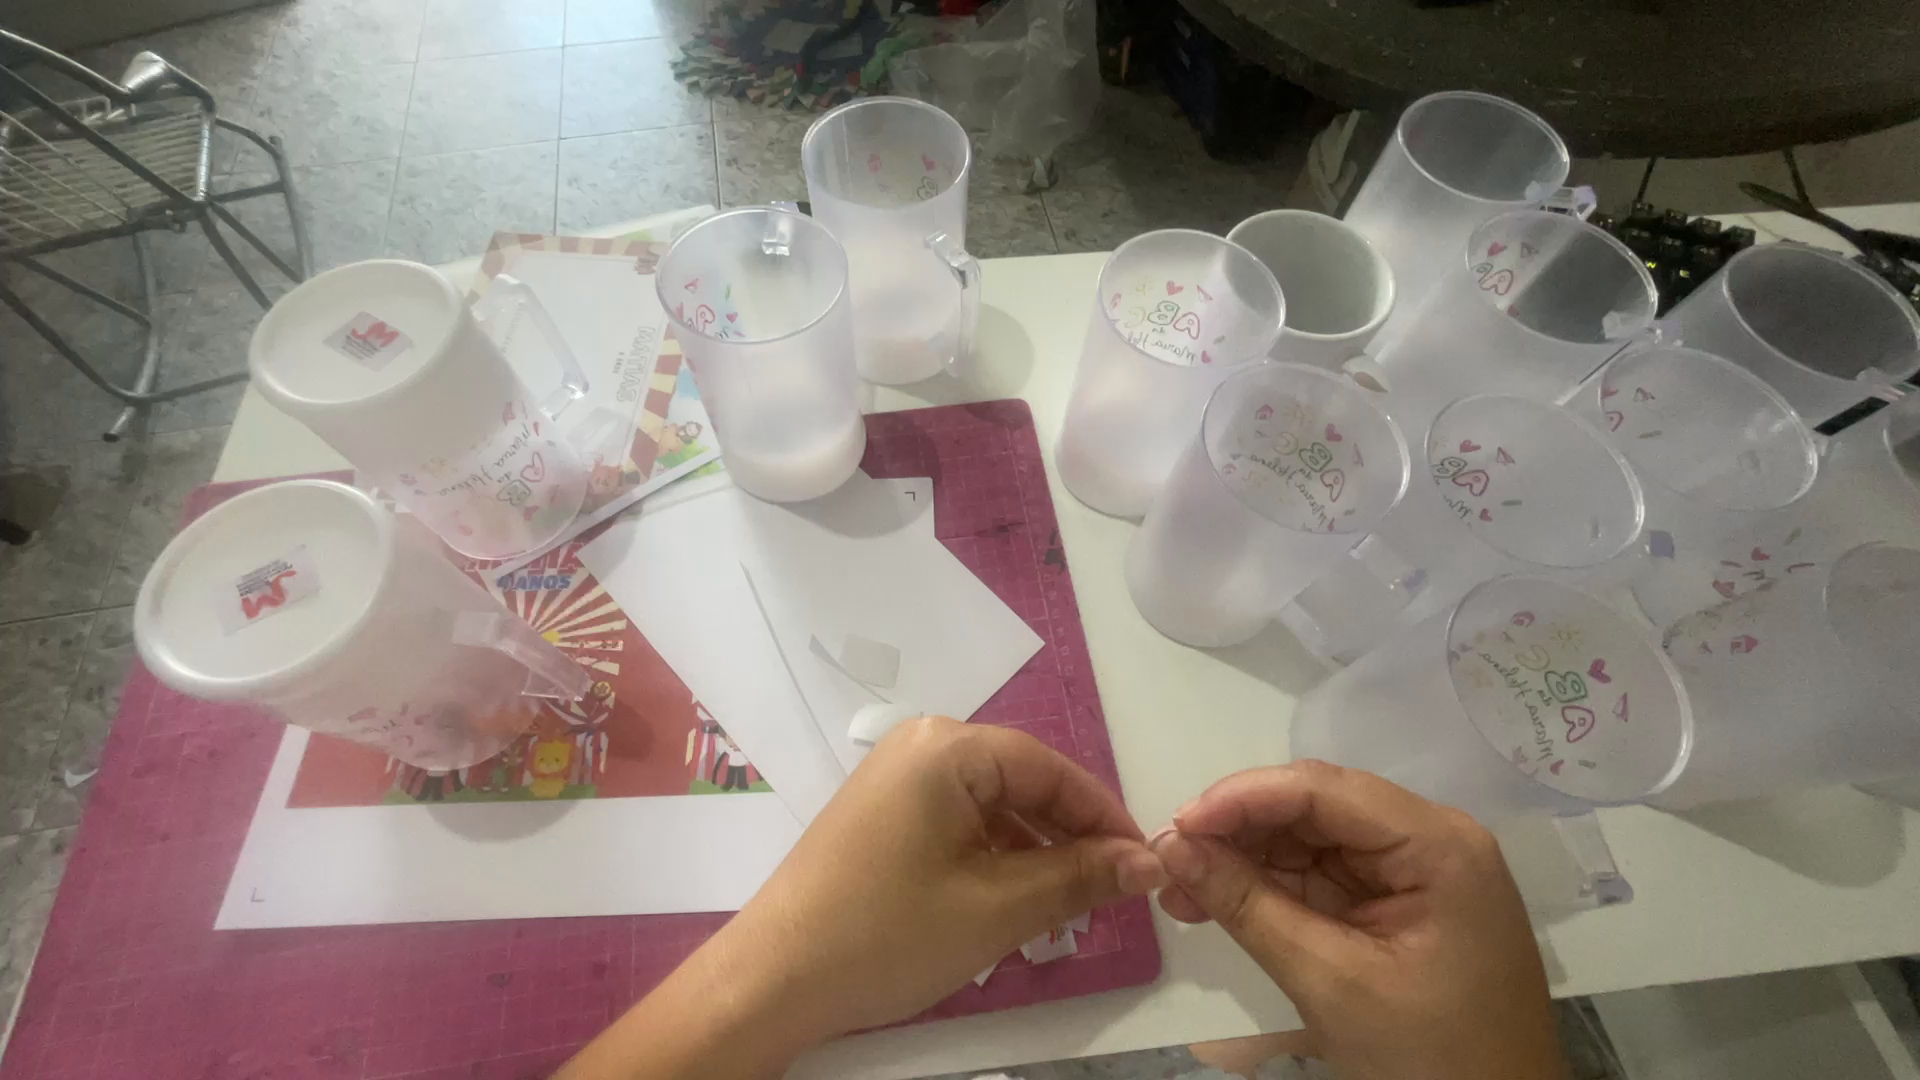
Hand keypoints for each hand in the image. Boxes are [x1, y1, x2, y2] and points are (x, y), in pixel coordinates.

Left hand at [559, 716, 1164, 1079]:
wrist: (774, 976)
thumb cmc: (889, 933)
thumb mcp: (997, 908)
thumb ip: (1080, 877)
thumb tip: (1147, 861)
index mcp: (949, 746)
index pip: (1049, 768)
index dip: (1102, 815)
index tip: (1146, 863)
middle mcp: (923, 743)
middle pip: (1020, 782)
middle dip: (1068, 836)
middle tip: (1111, 891)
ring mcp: (899, 773)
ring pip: (991, 804)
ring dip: (1033, 850)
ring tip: (1068, 905)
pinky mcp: (886, 807)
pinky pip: (958, 817)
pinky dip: (993, 854)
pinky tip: (1014, 898)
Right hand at [1153, 761, 1565, 1079]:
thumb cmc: (1429, 1063)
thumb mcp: (1329, 981)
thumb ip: (1245, 904)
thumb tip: (1168, 846)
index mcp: (1436, 845)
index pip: (1321, 789)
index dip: (1242, 797)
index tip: (1179, 824)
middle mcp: (1424, 838)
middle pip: (1309, 806)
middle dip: (1236, 830)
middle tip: (1171, 856)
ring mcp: (1406, 868)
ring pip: (1301, 835)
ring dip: (1239, 858)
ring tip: (1178, 887)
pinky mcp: (1386, 896)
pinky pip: (1310, 871)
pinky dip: (1261, 885)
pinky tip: (1210, 899)